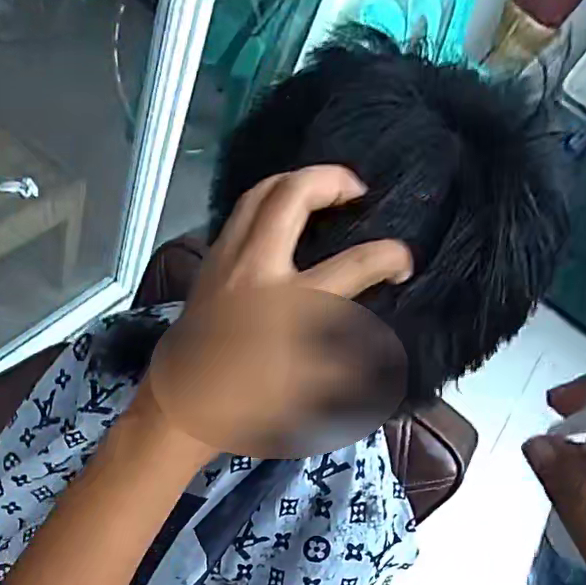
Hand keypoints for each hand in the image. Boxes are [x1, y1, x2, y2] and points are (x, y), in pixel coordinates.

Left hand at [137, 166, 414, 459]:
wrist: (181, 404)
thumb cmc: (244, 403)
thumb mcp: (305, 390)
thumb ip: (346, 362)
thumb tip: (379, 346)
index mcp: (288, 304)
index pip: (353, 266)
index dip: (389, 257)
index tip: (404, 261)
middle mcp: (257, 268)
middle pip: (294, 195)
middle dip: (333, 179)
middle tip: (355, 188)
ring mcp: (227, 259)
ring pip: (260, 193)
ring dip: (295, 180)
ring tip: (318, 190)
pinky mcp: (208, 264)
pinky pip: (239, 213)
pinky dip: (265, 201)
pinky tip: (277, 217)